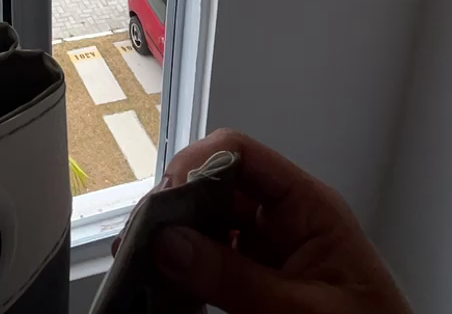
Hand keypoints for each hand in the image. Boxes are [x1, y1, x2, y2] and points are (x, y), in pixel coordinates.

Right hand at [150, 130, 410, 313]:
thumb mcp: (304, 312)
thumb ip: (235, 279)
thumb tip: (169, 243)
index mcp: (307, 206)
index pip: (241, 153)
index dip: (198, 162)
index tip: (166, 196)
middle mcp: (283, 219)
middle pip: (216, 186)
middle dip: (178, 204)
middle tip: (145, 233)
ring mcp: (269, 251)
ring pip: (208, 223)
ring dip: (177, 237)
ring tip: (144, 257)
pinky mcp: (258, 282)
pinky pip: (212, 260)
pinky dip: (186, 268)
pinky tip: (166, 280)